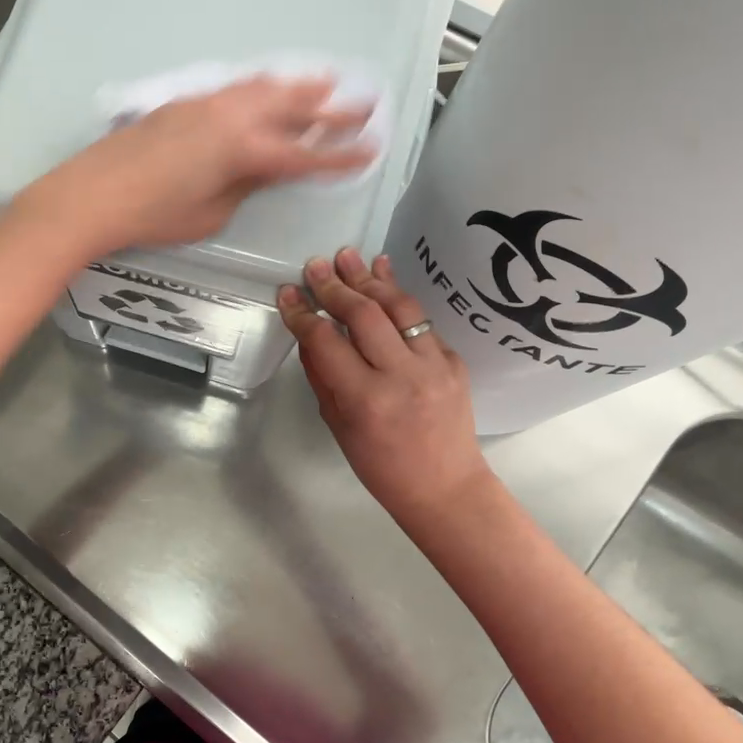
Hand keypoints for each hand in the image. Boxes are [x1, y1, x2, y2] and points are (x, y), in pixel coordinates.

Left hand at [10, 76, 377, 259]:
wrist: (91, 194)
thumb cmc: (152, 217)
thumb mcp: (209, 215)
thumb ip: (243, 188)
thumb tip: (261, 172)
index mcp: (246, 151)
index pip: (306, 154)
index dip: (341, 156)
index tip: (372, 150)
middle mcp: (233, 117)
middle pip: (293, 108)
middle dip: (332, 108)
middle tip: (365, 103)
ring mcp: (206, 104)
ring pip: (264, 88)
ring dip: (298, 87)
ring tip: (324, 82)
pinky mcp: (182, 103)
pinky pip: (236, 88)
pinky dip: (260, 87)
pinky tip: (263, 90)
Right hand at [278, 248, 491, 518]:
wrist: (445, 486)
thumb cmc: (379, 465)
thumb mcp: (337, 424)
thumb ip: (323, 376)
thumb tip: (309, 334)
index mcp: (365, 399)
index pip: (326, 341)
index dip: (303, 313)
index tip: (287, 293)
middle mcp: (401, 376)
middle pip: (363, 315)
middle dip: (334, 286)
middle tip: (315, 265)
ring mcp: (434, 365)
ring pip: (399, 308)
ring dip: (369, 279)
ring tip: (348, 256)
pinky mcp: (454, 361)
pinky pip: (421, 322)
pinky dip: (399, 297)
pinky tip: (384, 277)